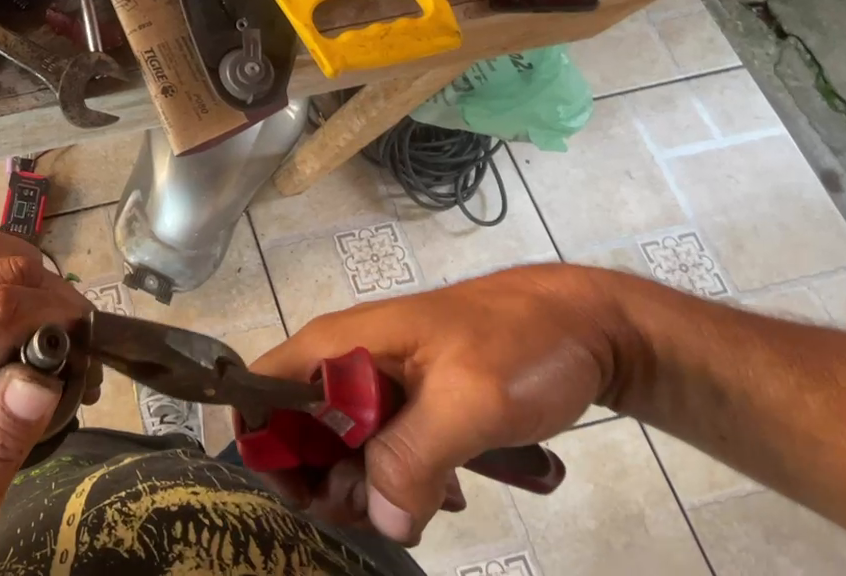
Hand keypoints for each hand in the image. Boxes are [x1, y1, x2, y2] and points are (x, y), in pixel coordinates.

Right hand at [251, 263, 625, 545]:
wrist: (585, 324)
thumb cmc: (519, 345)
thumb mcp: (469, 401)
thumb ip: (414, 457)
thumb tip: (380, 520)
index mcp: (335, 346)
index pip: (260, 392)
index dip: (267, 447)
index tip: (313, 495)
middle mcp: (341, 361)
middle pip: (296, 432)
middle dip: (328, 482)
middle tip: (386, 510)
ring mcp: (374, 381)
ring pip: (339, 448)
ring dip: (371, 488)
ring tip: (429, 503)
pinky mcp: (406, 400)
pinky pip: (380, 449)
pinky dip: (402, 479)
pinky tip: (449, 493)